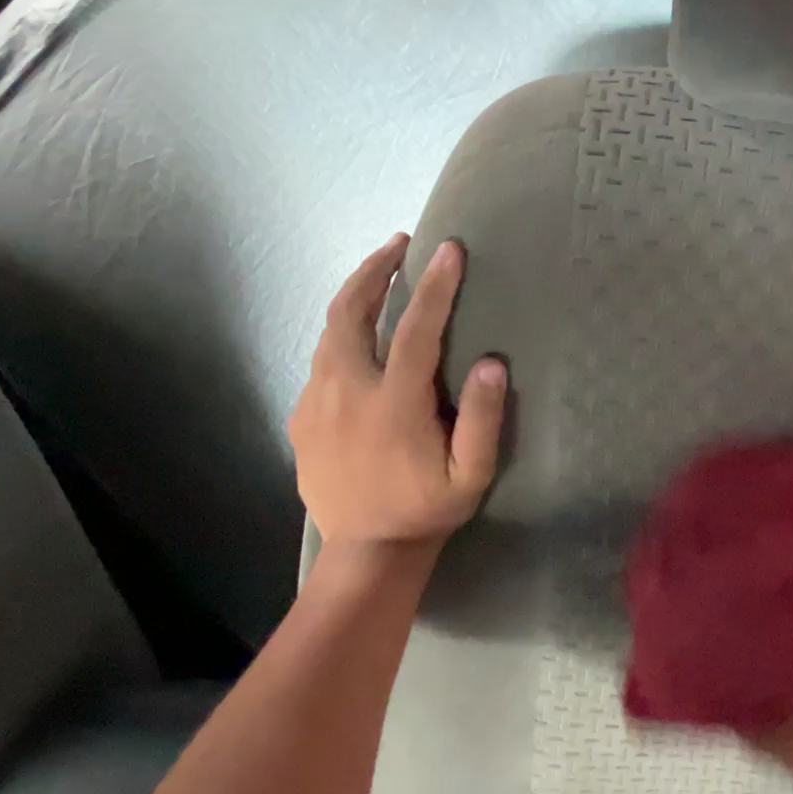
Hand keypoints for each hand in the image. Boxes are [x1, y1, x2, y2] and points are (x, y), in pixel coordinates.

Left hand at [288, 233, 506, 550]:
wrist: (367, 550)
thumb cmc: (428, 508)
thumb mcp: (472, 474)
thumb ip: (481, 419)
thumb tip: (490, 362)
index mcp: (393, 403)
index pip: (415, 329)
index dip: (434, 286)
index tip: (448, 249)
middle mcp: (346, 392)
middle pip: (349, 312)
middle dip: (374, 271)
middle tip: (399, 244)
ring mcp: (316, 403)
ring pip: (328, 331)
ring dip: (354, 296)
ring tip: (379, 276)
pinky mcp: (302, 416)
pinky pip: (321, 360)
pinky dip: (341, 333)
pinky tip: (360, 337)